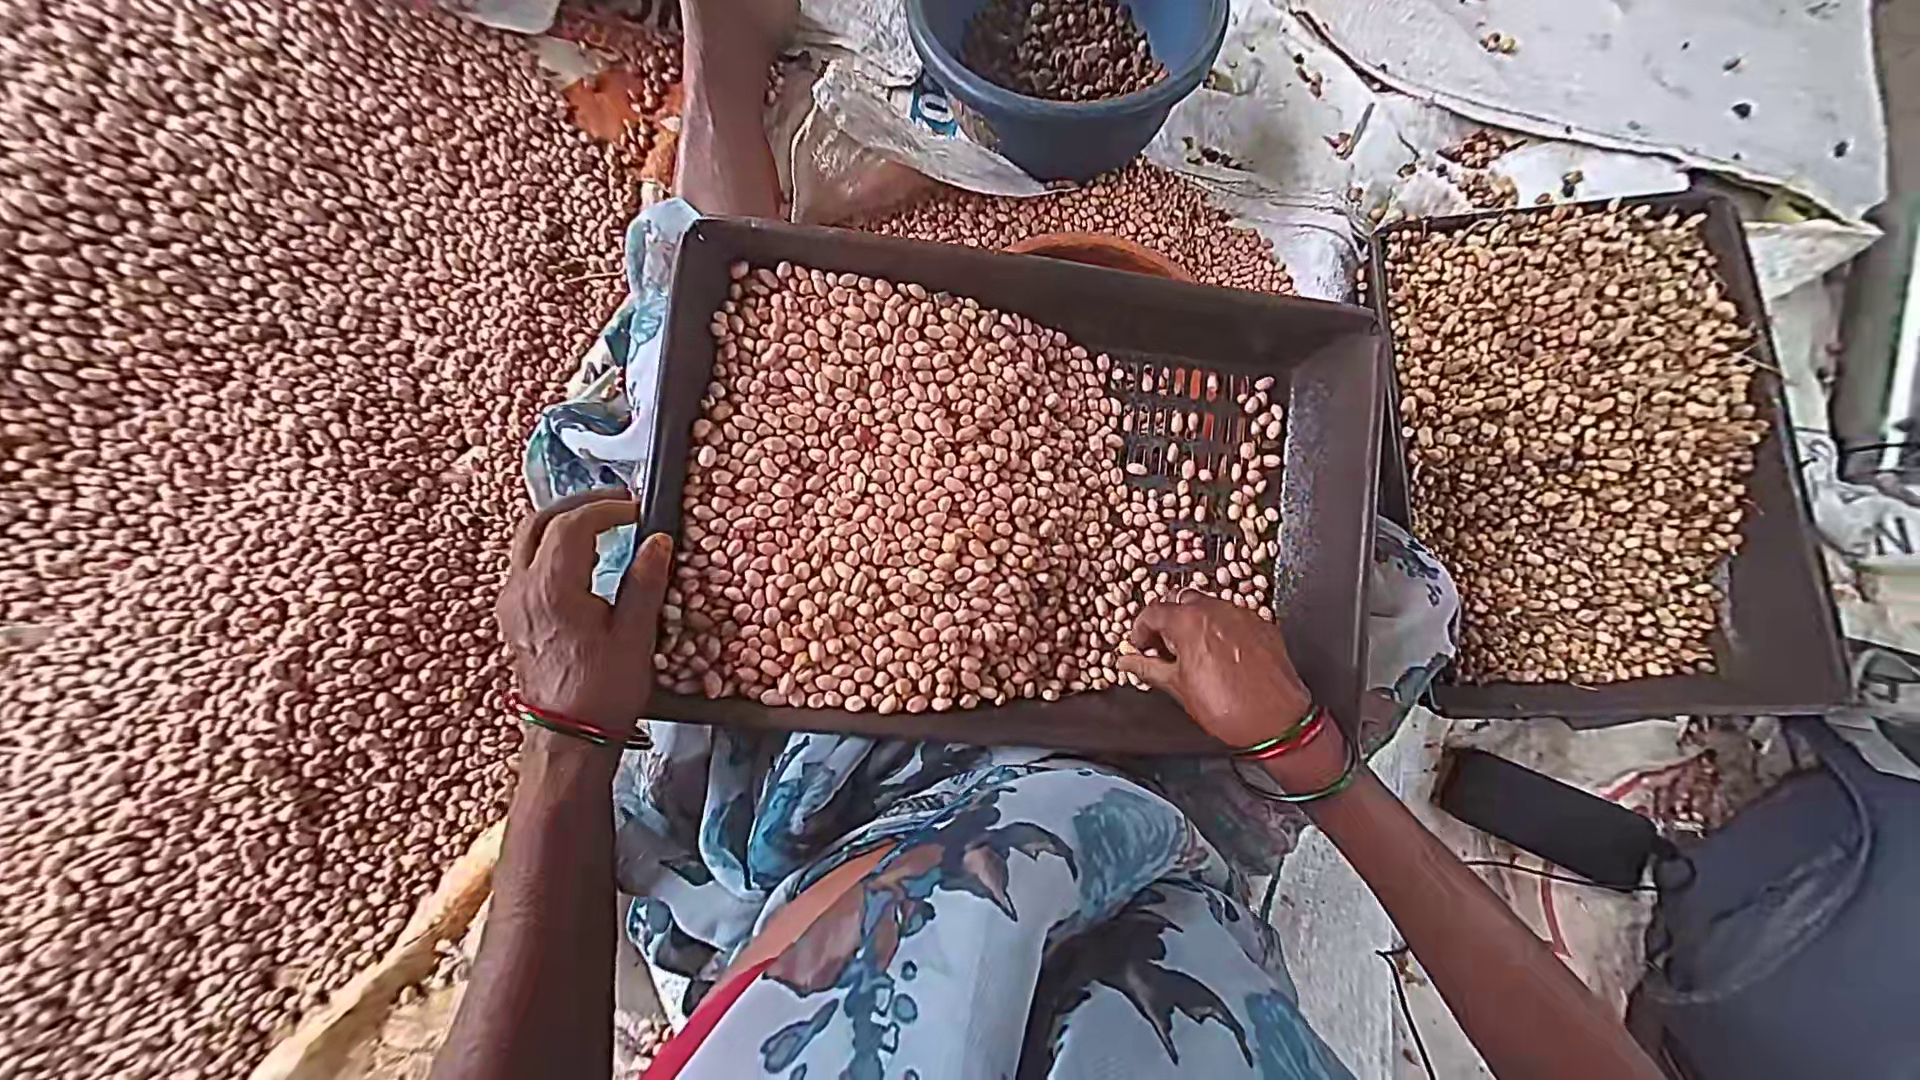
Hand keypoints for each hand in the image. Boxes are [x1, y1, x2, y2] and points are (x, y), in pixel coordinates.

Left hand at [495, 489, 673, 737]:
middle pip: (538, 522)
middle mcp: (521, 588)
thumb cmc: (605, 688)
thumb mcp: (635, 633)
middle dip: (580, 505)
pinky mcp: (515, 614)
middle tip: (620, 504)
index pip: (572, 525)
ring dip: (565, 522)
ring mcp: (512, 601)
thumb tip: (658, 540)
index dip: (608, 508)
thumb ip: (644, 581)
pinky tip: (588, 556)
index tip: (640, 509)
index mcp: (552, 589)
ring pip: (528, 540)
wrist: (569, 735)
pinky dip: (556, 545)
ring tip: (607, 524)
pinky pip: (529, 562)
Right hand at [1118, 593, 1339, 784]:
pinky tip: (1218, 653)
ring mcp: (1241, 615)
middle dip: (1168, 620)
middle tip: (1163, 645)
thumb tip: (1128, 661)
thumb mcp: (1178, 687)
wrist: (1278, 724)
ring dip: (1193, 621)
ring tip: (1191, 650)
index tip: (1141, 645)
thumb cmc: (1229, 708)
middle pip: (1179, 600)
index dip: (1141, 629)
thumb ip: (1149, 668)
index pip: (1153, 612)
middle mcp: (1215, 610)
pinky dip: (1220, 627)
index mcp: (1188, 622)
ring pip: (1208, 605)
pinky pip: (1233, 616)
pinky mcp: (1262, 626)